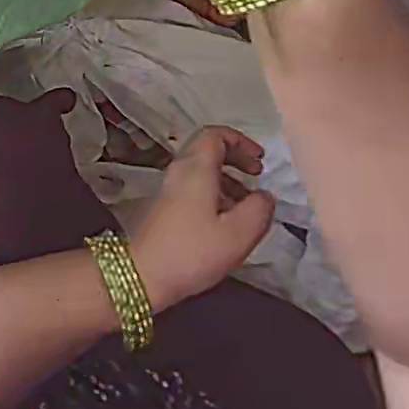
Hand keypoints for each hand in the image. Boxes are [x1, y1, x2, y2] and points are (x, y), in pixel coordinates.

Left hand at [130, 127, 277, 310]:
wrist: (143, 275)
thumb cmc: (192, 252)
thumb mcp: (238, 233)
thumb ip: (259, 209)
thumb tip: (265, 195)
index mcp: (195, 168)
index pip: (214, 134)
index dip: (241, 140)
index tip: (260, 159)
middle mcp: (179, 172)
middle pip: (207, 150)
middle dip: (236, 158)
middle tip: (257, 175)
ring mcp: (169, 189)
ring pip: (201, 171)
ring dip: (227, 179)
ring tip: (248, 203)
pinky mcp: (165, 207)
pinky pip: (194, 188)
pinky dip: (215, 194)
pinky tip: (227, 219)